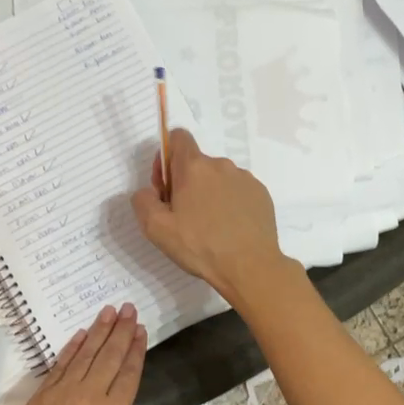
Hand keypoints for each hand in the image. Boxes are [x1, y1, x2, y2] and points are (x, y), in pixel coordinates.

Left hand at [0, 303, 149, 404]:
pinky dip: (73, 347)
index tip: (141, 330)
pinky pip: (61, 364)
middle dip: (121, 330)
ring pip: (86, 354)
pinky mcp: (43, 395)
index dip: (136, 349)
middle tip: (129, 308)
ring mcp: (64, 392)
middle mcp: (91, 395)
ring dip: (99, 331)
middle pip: (110, 356)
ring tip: (109, 311)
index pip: (129, 373)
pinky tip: (82, 334)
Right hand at [131, 128, 291, 303]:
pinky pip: (237, 191)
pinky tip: (228, 229)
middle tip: (183, 216)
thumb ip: (142, 202)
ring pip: (217, 178)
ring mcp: (244, 178)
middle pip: (196, 163)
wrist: (250, 267)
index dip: (166, 157)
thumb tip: (148, 192)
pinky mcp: (260, 194)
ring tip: (208, 227)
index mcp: (193, 167)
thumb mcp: (156, 229)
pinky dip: (229, 204)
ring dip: (208, 194)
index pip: (178, 137)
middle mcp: (221, 165)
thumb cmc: (199, 246)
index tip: (165, 185)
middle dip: (185, 183)